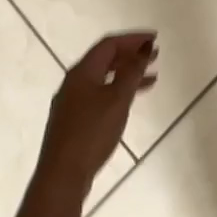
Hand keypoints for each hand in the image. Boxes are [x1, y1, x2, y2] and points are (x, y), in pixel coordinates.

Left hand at [37, 32, 157, 187]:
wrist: (61, 177)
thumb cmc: (92, 133)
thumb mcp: (118, 99)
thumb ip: (132, 71)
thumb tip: (144, 47)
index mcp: (82, 72)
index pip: (109, 44)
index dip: (133, 39)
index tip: (155, 39)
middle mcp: (73, 82)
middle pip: (105, 59)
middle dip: (130, 55)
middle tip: (155, 55)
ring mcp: (71, 102)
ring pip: (103, 79)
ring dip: (126, 75)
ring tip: (151, 79)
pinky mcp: (72, 121)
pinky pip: (99, 95)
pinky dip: (117, 92)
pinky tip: (129, 103)